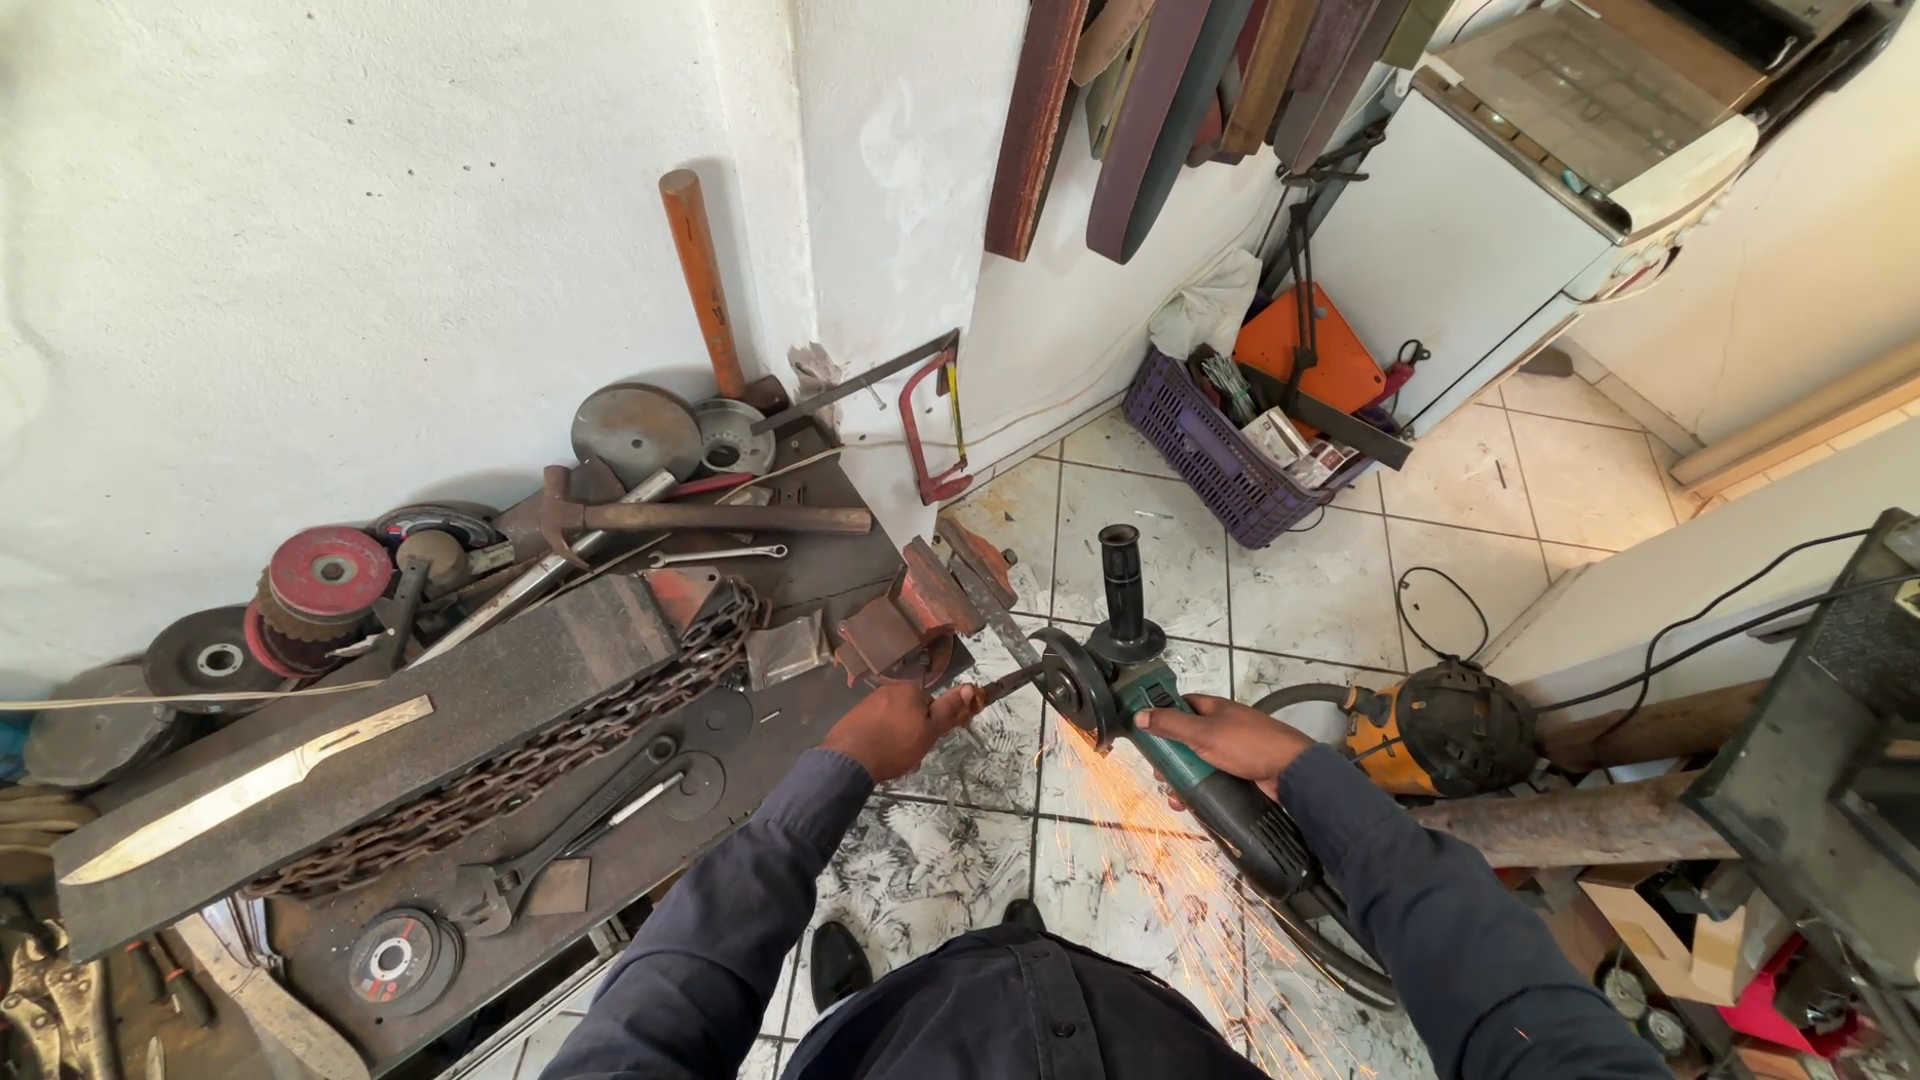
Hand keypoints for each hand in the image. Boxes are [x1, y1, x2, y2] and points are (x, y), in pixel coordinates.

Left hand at [820, 682, 986, 782]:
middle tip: (909, 754)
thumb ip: (949, 709)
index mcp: (910, 690)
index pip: (930, 705)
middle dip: (912, 731)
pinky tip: (876, 755)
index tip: (926, 742)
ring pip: (892, 720)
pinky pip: (874, 726)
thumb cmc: (896, 744)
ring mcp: (869, 702)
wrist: (850, 759)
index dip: (932, 726)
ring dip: (896, 736)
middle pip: (910, 711)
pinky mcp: (854, 716)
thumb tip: (970, 687)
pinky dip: (878, 738)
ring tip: (892, 759)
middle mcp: (889, 689)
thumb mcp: (930, 730)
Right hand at [1136, 694, 1314, 801]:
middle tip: (1159, 774)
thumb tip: (1138, 715)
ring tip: (1175, 797)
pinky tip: (1191, 804)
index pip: (1178, 705)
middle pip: (1184, 738)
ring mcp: (1231, 751)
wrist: (1293, 773)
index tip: (1144, 735)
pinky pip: (1211, 778)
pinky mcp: (1239, 772)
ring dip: (1182, 779)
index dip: (1160, 717)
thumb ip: (1170, 724)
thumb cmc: (1247, 745)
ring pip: (1196, 762)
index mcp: (1212, 708)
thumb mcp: (1203, 733)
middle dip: (1169, 758)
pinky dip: (1199, 789)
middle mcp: (1220, 726)